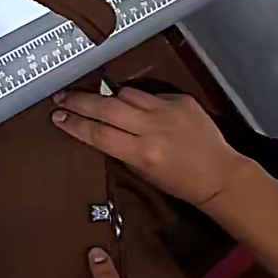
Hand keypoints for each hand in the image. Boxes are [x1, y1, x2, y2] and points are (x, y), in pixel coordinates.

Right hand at [51, 88, 254, 206]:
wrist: (220, 174)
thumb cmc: (181, 183)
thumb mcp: (144, 173)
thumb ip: (122, 150)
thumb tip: (101, 130)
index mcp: (142, 153)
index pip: (99, 133)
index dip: (74, 124)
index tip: (58, 117)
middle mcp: (153, 128)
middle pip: (106, 108)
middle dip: (80, 101)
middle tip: (61, 97)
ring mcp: (168, 110)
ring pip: (126, 94)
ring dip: (110, 98)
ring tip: (98, 102)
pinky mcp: (181, 100)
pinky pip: (149, 94)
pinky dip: (139, 101)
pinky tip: (139, 110)